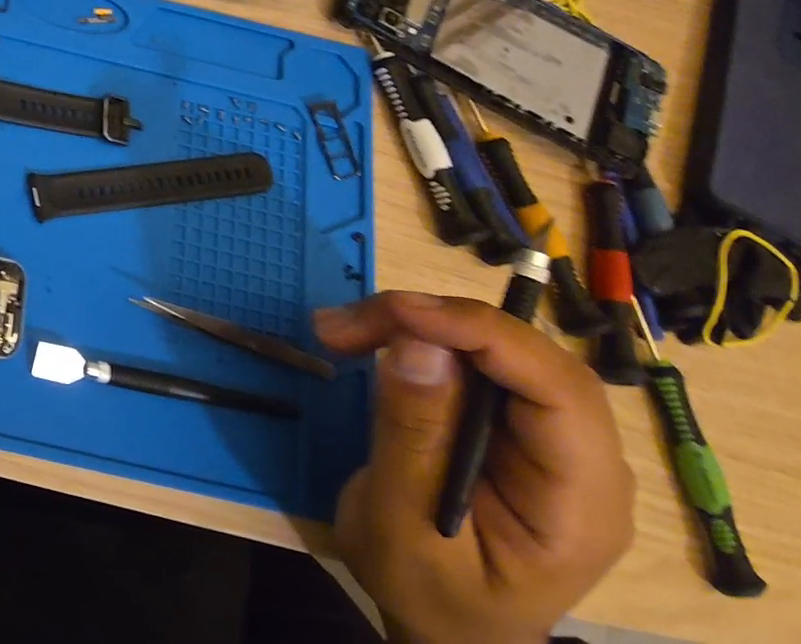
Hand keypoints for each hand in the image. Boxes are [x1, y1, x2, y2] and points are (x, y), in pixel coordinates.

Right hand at [313, 292, 632, 643]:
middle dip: (436, 323)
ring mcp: (550, 440)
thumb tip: (417, 344)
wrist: (442, 625)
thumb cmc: (424, 591)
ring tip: (340, 331)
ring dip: (418, 326)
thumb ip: (413, 438)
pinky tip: (368, 341)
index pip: (558, 391)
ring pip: (498, 349)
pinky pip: (476, 364)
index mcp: (578, 502)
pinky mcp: (512, 426)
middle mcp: (582, 460)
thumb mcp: (401, 525)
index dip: (484, 335)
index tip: (398, 311)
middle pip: (527, 358)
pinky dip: (418, 341)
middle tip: (344, 325)